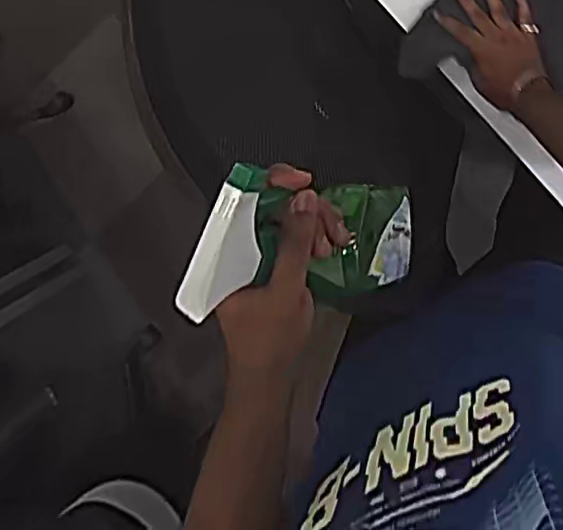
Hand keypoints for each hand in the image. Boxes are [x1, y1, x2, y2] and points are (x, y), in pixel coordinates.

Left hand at [213, 167, 347, 385]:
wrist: (268, 380)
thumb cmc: (268, 342)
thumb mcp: (284, 290)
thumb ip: (294, 244)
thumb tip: (305, 199)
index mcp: (227, 253)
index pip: (245, 200)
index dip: (273, 181)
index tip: (304, 181)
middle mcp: (239, 248)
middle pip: (274, 205)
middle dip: (309, 210)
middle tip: (333, 225)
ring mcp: (258, 254)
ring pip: (291, 217)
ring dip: (318, 224)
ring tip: (335, 242)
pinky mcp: (275, 261)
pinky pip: (298, 234)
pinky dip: (317, 235)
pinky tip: (331, 245)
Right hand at [436, 0, 546, 111]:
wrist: (529, 93)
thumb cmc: (506, 91)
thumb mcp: (480, 82)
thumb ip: (474, 65)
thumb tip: (471, 59)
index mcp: (482, 49)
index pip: (461, 32)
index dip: (448, 22)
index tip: (440, 13)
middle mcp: (496, 37)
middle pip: (477, 14)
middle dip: (466, 0)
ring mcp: (512, 34)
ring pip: (499, 9)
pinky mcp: (527, 36)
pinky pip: (525, 15)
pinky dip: (521, 3)